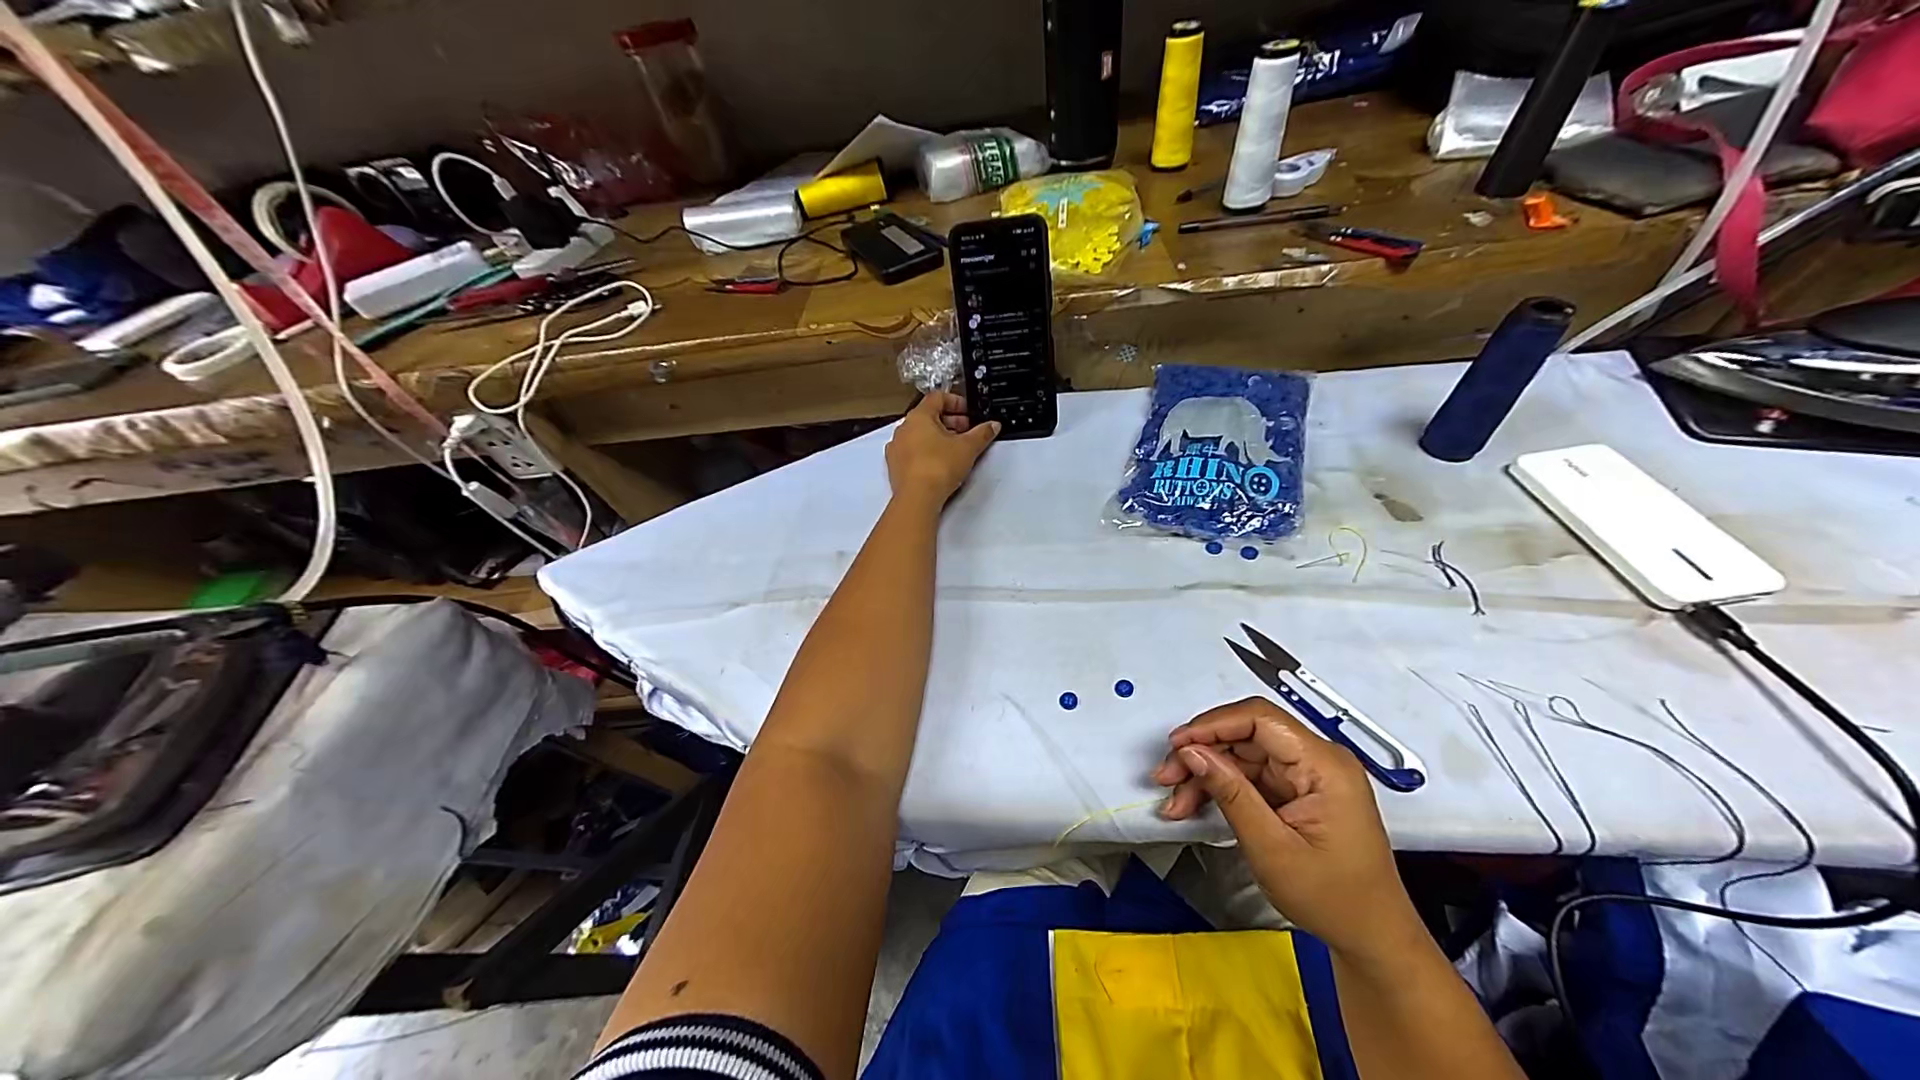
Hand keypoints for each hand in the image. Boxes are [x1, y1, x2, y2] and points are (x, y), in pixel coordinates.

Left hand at [884, 391, 998, 503]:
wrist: (917, 497)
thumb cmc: (935, 469)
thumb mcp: (968, 447)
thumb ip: (982, 433)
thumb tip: (990, 427)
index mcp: (919, 416)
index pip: (938, 397)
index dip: (956, 402)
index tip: (967, 412)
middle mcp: (904, 429)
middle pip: (929, 416)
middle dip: (950, 421)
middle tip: (966, 431)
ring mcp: (897, 448)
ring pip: (919, 435)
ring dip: (937, 438)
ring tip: (955, 449)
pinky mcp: (896, 466)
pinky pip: (912, 452)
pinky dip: (926, 453)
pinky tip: (939, 464)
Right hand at [1152, 697, 1423, 958]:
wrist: (1370, 935)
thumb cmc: (1339, 900)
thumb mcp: (1272, 848)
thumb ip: (1230, 793)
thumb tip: (1195, 753)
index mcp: (1325, 767)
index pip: (1259, 718)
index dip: (1212, 725)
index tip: (1180, 743)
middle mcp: (1319, 761)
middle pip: (1245, 734)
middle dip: (1202, 752)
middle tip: (1171, 775)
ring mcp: (1308, 774)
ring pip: (1241, 753)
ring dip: (1206, 772)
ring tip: (1179, 798)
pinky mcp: (1297, 787)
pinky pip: (1249, 773)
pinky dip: (1221, 786)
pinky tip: (1198, 802)